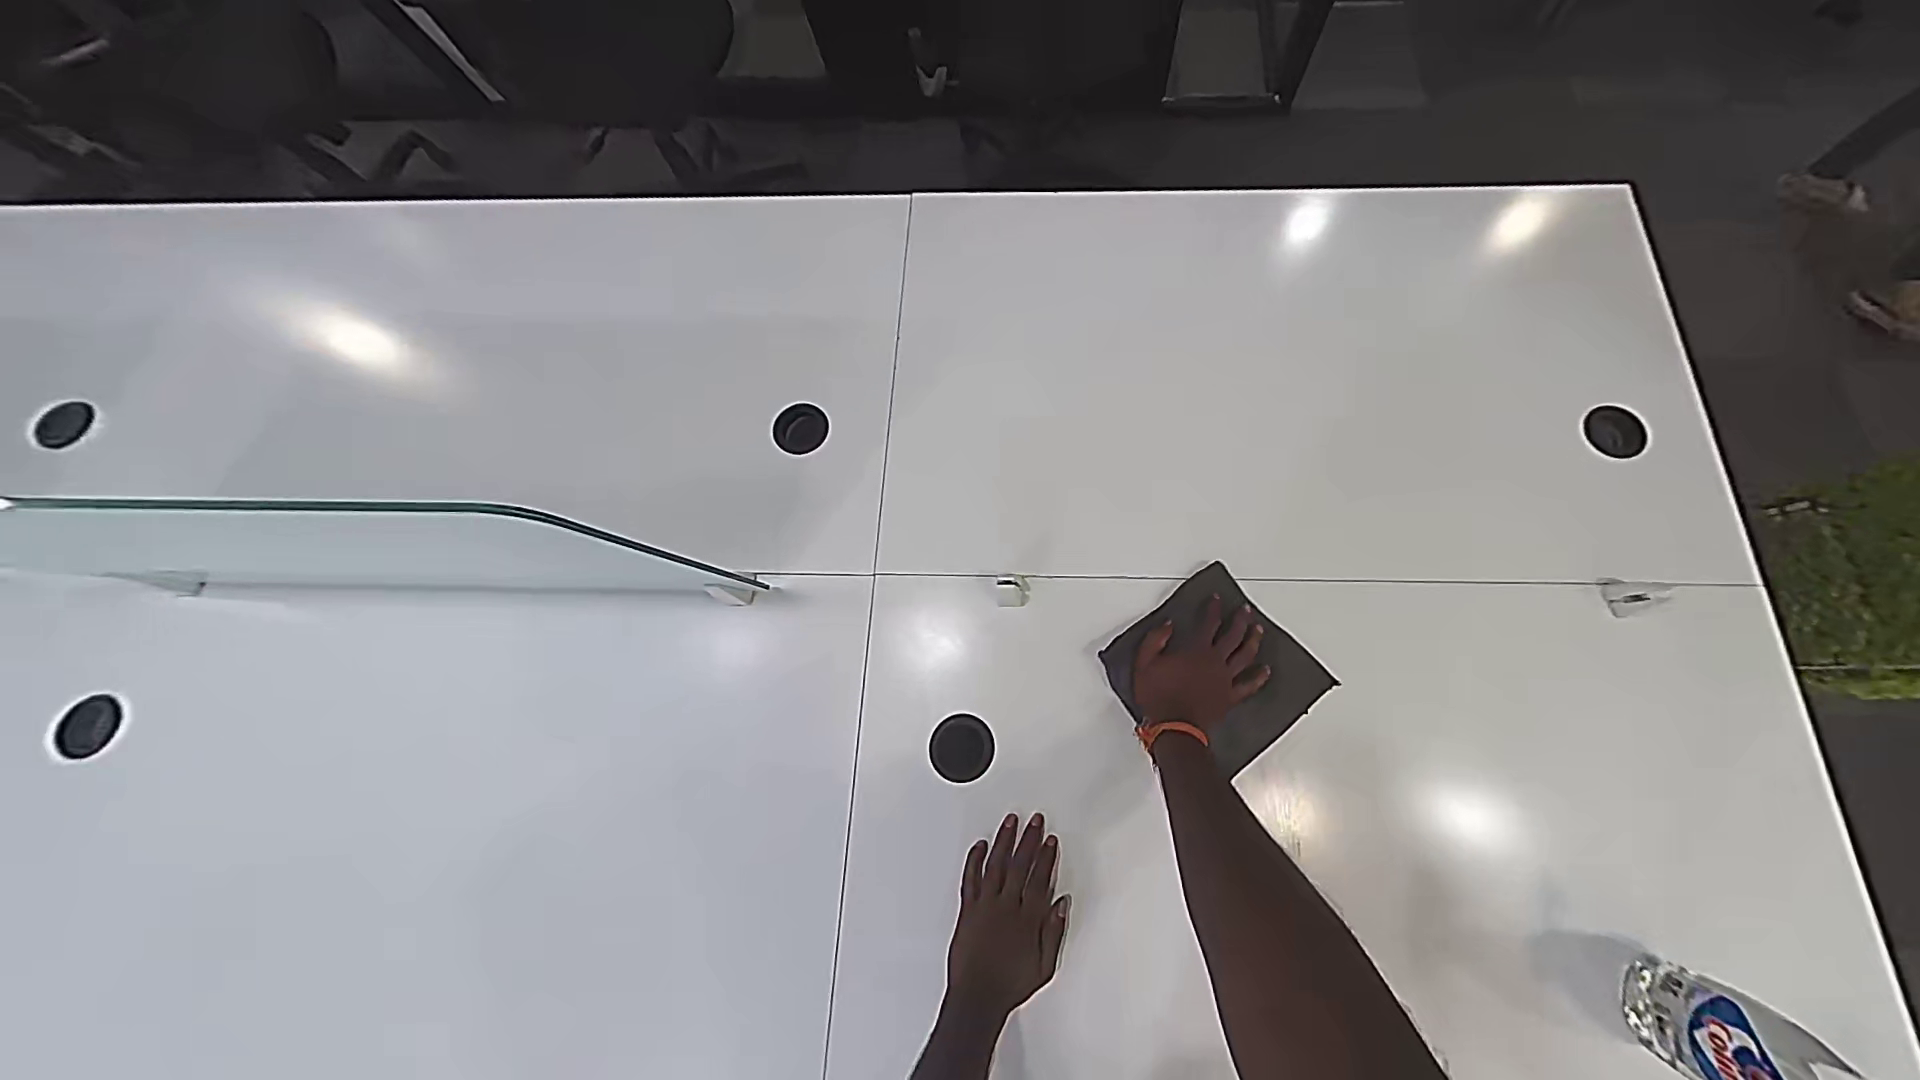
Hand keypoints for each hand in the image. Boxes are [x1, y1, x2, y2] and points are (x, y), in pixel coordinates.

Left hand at [944, 813, 1070, 1019]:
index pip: (1040, 879)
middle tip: (1035, 820)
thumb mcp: (1044, 966)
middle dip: (1029, 839)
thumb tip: (1061, 904)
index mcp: (1027, 920)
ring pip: (996, 864)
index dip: (1046, 857)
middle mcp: (1006, 907)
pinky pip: (970, 878)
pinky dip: (974, 859)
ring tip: (1010, 821)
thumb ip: (1054, 932)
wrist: (977, 997)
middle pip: (1020, 865)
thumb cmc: (1010, 985)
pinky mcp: (968, 909)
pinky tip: (980, 845)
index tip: (1050, 840)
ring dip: (1004, 840)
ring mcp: (985, 906)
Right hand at [1133, 595, 1271, 732]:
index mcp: (1197, 651)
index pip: (1209, 623)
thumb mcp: (1144, 662)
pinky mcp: (1230, 697)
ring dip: (1253, 640)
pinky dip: (1259, 676)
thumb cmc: (1158, 695)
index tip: (1217, 600)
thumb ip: (1156, 639)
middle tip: (1246, 610)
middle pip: (1233, 635)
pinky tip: (1266, 669)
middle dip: (1240, 620)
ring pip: (1245, 655)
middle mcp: (1215, 662)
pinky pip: (1249, 685)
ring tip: (1258, 630)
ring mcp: (1226, 679)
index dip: (1214, 609)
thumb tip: (1168, 624)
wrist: (1174, 727)